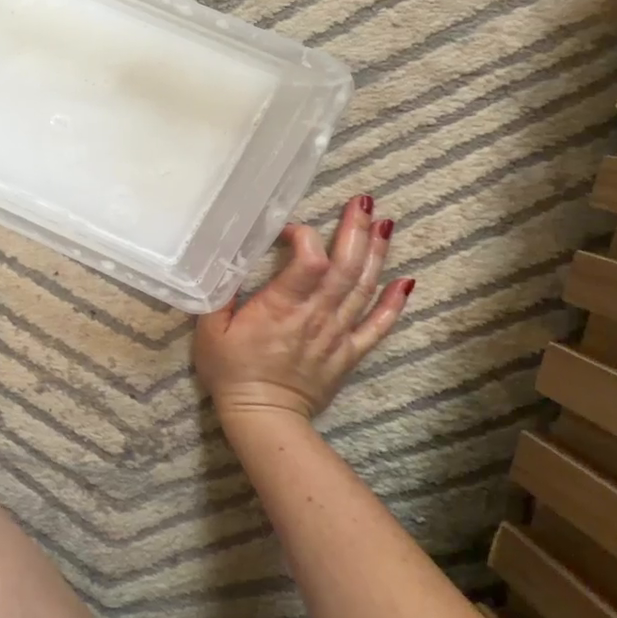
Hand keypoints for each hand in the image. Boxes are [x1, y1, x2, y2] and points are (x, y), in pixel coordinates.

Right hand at [193, 195, 413, 422]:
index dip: (308, 238)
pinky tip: (407, 279)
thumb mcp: (209, 329)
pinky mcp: (350, 350)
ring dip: (376, 253)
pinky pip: (378, 324)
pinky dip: (395, 301)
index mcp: (281, 308)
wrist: (263, 415)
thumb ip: (221, 294)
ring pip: (364, 288)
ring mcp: (338, 333)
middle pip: (345, 268)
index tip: (291, 226)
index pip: (309, 264)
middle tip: (363, 202)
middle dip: (355, 232)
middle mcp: (317, 316)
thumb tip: (231, 260)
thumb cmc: (229, 370)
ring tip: (384, 222)